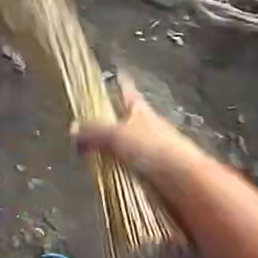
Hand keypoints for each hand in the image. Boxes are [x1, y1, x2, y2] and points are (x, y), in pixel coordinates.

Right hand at [72, 78, 207, 184]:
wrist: (185, 183)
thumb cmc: (153, 150)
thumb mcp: (115, 136)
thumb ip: (93, 132)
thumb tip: (73, 129)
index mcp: (143, 112)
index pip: (129, 93)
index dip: (122, 84)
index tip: (118, 74)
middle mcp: (152, 128)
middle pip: (133, 118)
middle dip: (120, 117)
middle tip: (103, 118)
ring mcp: (158, 152)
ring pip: (137, 144)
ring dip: (124, 146)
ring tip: (105, 150)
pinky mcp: (159, 175)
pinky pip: (139, 168)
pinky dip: (128, 169)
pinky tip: (119, 175)